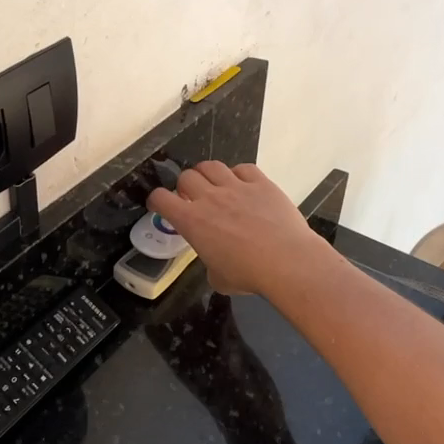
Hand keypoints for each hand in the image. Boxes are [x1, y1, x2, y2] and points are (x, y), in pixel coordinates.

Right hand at [146, 161, 332, 296]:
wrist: (287, 262)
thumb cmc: (249, 274)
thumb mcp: (218, 278)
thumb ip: (210, 263)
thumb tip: (216, 262)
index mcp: (192, 221)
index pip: (161, 199)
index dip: (156, 200)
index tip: (159, 205)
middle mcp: (210, 198)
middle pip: (186, 176)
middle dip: (185, 186)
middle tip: (192, 198)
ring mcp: (236, 187)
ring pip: (211, 166)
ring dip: (207, 174)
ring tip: (214, 185)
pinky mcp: (261, 183)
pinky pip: (243, 168)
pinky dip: (238, 174)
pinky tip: (243, 185)